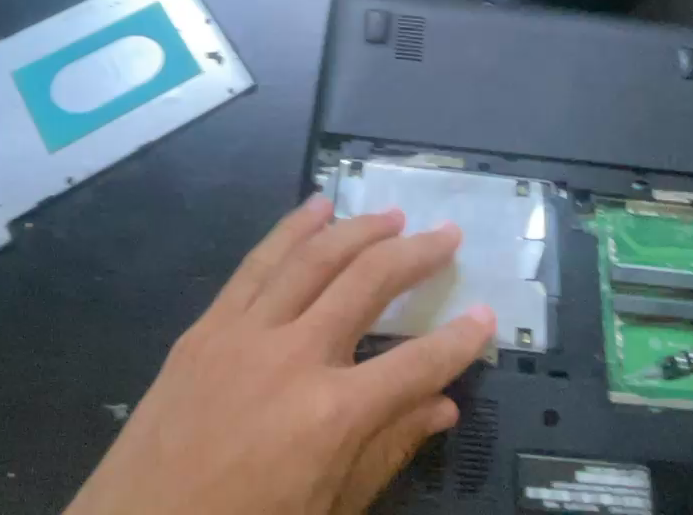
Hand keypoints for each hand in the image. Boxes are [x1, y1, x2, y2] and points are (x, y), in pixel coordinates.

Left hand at [65, 195, 494, 514]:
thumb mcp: (326, 511)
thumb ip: (386, 452)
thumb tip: (443, 407)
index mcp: (330, 416)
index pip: (416, 365)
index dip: (459, 341)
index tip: (485, 316)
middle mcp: (293, 358)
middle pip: (368, 284)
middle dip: (416, 255)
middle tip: (447, 235)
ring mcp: (245, 333)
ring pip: (313, 258)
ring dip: (358, 229)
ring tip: (392, 214)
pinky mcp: (207, 326)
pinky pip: (257, 264)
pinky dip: (291, 230)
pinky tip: (315, 208)